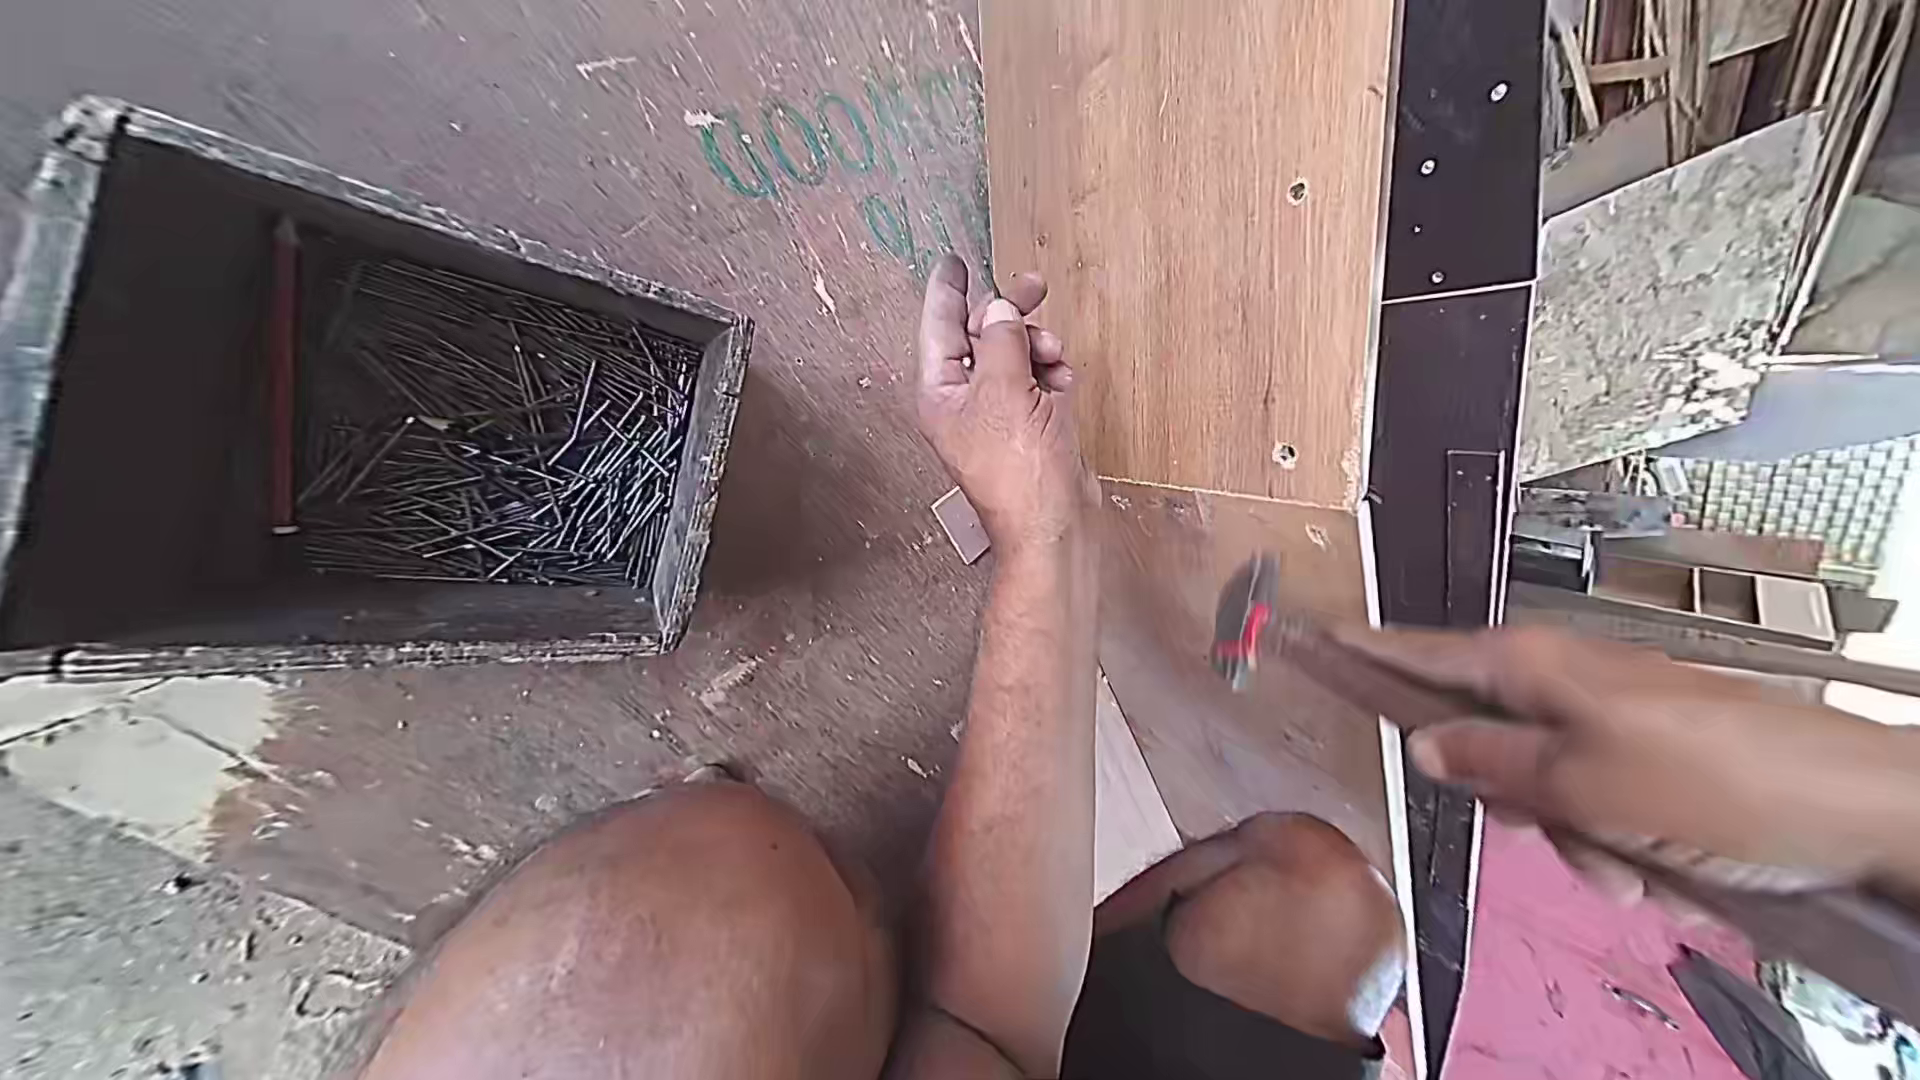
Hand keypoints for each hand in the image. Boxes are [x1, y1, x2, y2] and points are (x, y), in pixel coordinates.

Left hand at [915, 254, 1095, 556]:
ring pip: (1012, 356)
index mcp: (940, 393)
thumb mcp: (1005, 391)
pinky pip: (1035, 380)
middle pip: (979, 336)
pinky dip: (1051, 373)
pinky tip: (1064, 380)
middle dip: (1008, 314)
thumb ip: (1000, 340)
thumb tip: (999, 307)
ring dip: (1037, 346)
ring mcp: (996, 413)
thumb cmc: (1020, 469)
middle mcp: (963, 401)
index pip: (939, 327)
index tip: (954, 260)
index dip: (947, 290)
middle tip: (1034, 286)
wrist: (1054, 524)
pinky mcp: (1026, 424)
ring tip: (1056, 354)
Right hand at [1339, 625, 1919, 895]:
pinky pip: (1583, 787)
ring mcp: (1596, 706)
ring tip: (1627, 855)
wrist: (1881, 813)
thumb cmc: (1720, 783)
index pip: (1410, 651)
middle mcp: (1550, 674)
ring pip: (1529, 773)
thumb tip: (1423, 746)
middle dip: (1501, 792)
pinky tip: (1654, 854)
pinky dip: (1607, 829)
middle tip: (1544, 823)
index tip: (1315, 639)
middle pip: (1471, 732)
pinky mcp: (1637, 738)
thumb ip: (1481, 762)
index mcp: (1521, 663)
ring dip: (1565, 826)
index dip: (1358, 648)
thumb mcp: (1572, 783)